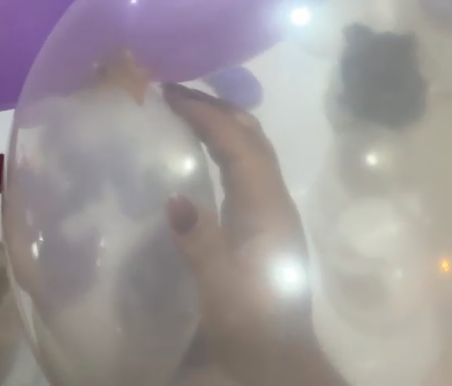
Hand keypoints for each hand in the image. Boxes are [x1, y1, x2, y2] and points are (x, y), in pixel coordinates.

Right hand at [162, 83, 345, 385]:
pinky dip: (221, 147)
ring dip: (221, 124)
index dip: (208, 113)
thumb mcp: (223, 293)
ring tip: (182, 110)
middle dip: (216, 107)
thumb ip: (201, 245)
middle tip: (174, 92)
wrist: (281, 365)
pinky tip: (198, 155)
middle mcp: (273, 198)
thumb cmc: (253, 328)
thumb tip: (175, 196)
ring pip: (250, 150)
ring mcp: (270, 210)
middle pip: (251, 136)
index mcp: (267, 206)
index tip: (171, 93)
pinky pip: (243, 169)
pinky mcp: (262, 225)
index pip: (239, 143)